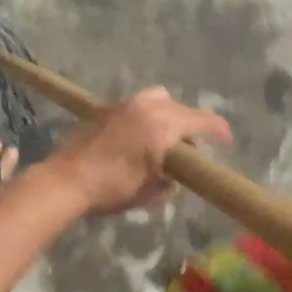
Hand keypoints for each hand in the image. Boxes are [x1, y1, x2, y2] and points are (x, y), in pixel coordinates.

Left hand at [40, 87, 230, 214]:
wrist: (66, 180)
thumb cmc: (111, 189)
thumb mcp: (149, 193)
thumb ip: (168, 181)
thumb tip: (172, 177)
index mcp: (162, 126)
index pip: (202, 120)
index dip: (218, 130)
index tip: (225, 139)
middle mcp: (146, 107)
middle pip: (180, 108)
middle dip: (190, 124)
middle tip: (190, 146)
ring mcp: (123, 103)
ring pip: (157, 98)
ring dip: (167, 113)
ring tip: (163, 136)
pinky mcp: (104, 107)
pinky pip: (135, 104)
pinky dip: (145, 114)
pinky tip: (138, 135)